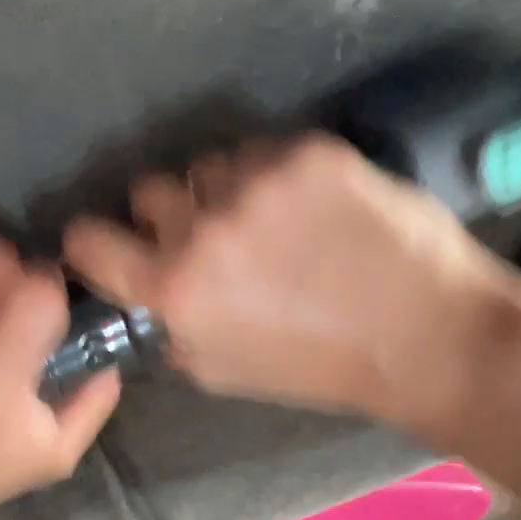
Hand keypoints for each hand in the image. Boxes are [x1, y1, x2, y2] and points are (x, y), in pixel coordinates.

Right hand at [62, 135, 513, 427]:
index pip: (88, 240)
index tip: (107, 243)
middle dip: (169, 213)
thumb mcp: (217, 369)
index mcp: (173, 288)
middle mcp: (202, 230)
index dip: (91, 241)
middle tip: (210, 235)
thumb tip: (138, 294)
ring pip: (206, 166)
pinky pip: (261, 150)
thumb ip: (164, 327)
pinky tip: (312, 204)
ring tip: (272, 218)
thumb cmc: (316, 367)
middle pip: (147, 190)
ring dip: (224, 190)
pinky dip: (275, 174)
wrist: (432, 340)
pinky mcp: (306, 157)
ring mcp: (255, 186)